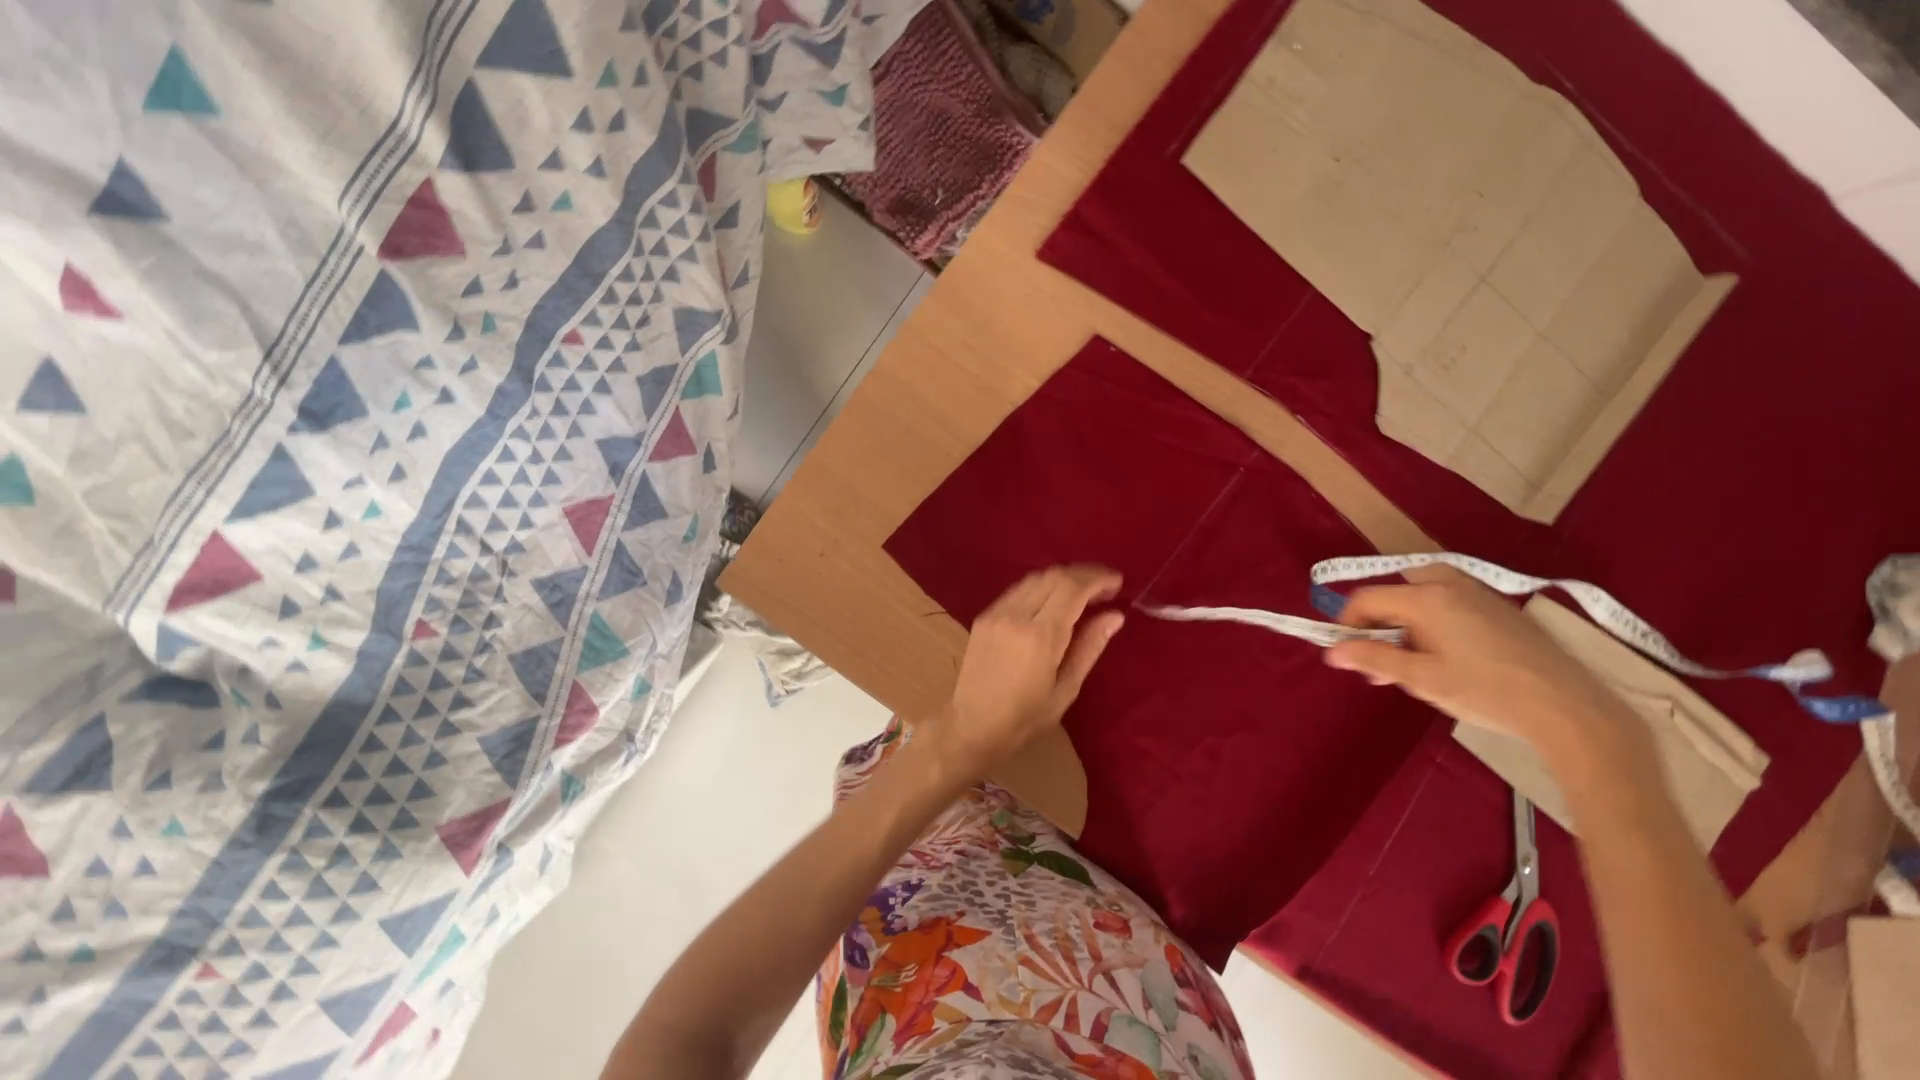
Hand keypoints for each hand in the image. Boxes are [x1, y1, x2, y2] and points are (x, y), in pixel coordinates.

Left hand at [928, 565, 1125, 780]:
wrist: (972, 726)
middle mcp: (1016, 615)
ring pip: (1034, 578)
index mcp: (1040, 636)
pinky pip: (1017, 590)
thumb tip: (1115, 616)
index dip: (1098, 578)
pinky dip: (1041, 587)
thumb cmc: (1026, 717)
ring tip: (1083, 594)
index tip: (1118, 582)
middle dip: (1083, 574)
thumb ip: (1090, 647)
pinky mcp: (984, 617)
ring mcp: (996, 614)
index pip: (1072, 588)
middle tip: (1106, 589)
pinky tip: (1052, 602)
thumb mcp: (1066, 689)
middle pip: (1054, 576)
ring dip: (1062, 578)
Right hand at [1323, 569, 1643, 764]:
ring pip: (1427, 593)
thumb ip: (1375, 659)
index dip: (1348, 623)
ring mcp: (1480, 594)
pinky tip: (1447, 657)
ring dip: (1408, 619)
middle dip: (1381, 618)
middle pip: (1398, 587)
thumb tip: (1333, 651)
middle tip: (1381, 655)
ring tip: (1413, 660)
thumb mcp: (1422, 679)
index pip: (1368, 598)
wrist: (1566, 707)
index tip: (1346, 653)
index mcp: (1426, 598)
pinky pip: (1452, 601)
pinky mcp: (1502, 609)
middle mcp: (1451, 585)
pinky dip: (1435, 620)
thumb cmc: (1485, 692)